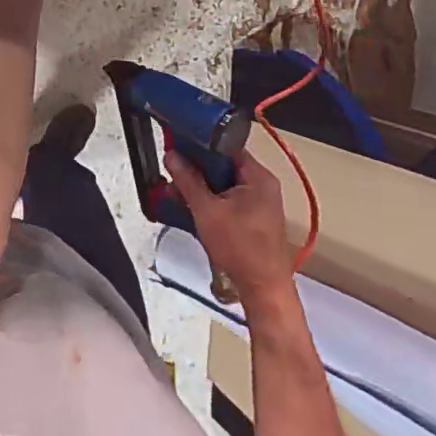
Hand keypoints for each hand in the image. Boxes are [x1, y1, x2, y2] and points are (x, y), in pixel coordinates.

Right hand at [165, 149, 295, 306]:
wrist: (263, 290)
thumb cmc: (238, 247)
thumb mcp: (207, 210)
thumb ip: (188, 180)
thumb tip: (172, 155)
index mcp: (258, 176)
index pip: (226, 147)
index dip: (201, 145)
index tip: (177, 146)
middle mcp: (263, 185)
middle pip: (224, 166)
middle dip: (197, 170)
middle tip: (173, 174)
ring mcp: (261, 203)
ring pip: (225, 185)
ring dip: (202, 188)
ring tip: (177, 194)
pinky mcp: (256, 219)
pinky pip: (230, 200)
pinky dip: (212, 202)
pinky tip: (193, 209)